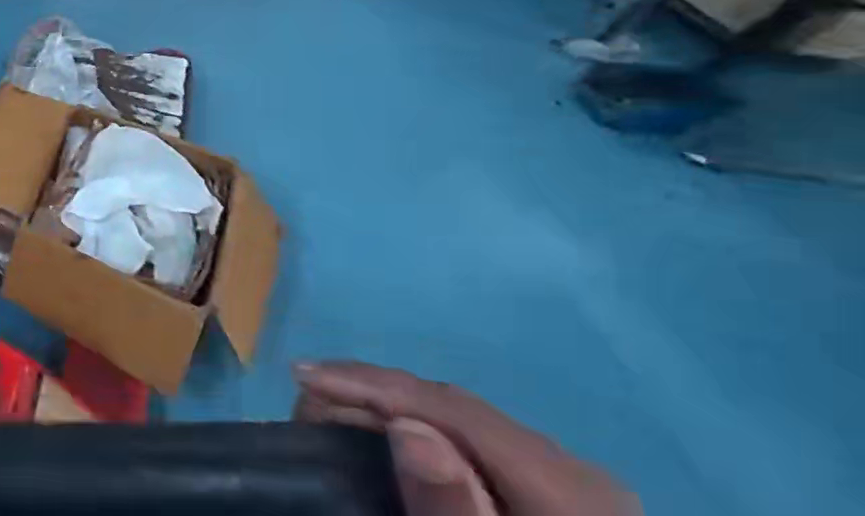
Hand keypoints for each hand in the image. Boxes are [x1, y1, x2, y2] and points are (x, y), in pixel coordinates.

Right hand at [292, 361, 639, 515]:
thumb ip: (453, 513)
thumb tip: (408, 427)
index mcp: (570, 490)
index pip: (453, 409)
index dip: (372, 384)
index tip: (301, 376)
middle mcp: (578, 475)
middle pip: (455, 408)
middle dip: (373, 392)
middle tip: (306, 392)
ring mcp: (573, 488)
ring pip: (461, 422)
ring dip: (391, 409)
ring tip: (331, 409)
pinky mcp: (559, 503)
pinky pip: (475, 445)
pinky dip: (421, 433)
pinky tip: (387, 438)